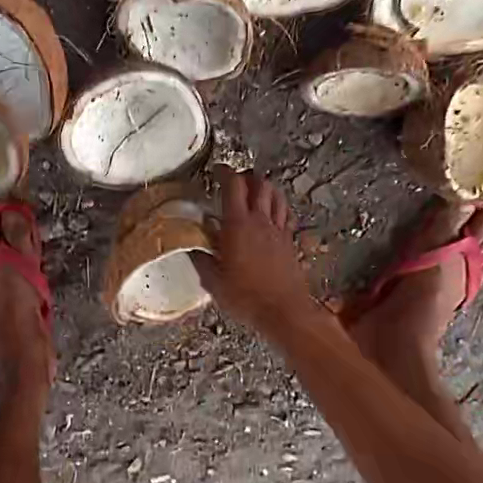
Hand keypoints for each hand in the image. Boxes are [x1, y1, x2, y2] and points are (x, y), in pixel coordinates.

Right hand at [195, 170, 316, 328]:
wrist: (285, 311)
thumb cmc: (246, 297)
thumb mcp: (214, 281)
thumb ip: (202, 258)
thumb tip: (192, 246)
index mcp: (237, 225)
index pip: (233, 185)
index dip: (225, 172)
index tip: (216, 171)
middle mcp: (260, 221)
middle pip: (259, 183)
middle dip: (246, 176)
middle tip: (235, 180)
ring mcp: (278, 230)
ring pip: (275, 194)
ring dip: (264, 187)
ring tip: (254, 191)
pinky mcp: (290, 241)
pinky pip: (286, 214)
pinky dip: (278, 206)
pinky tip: (271, 213)